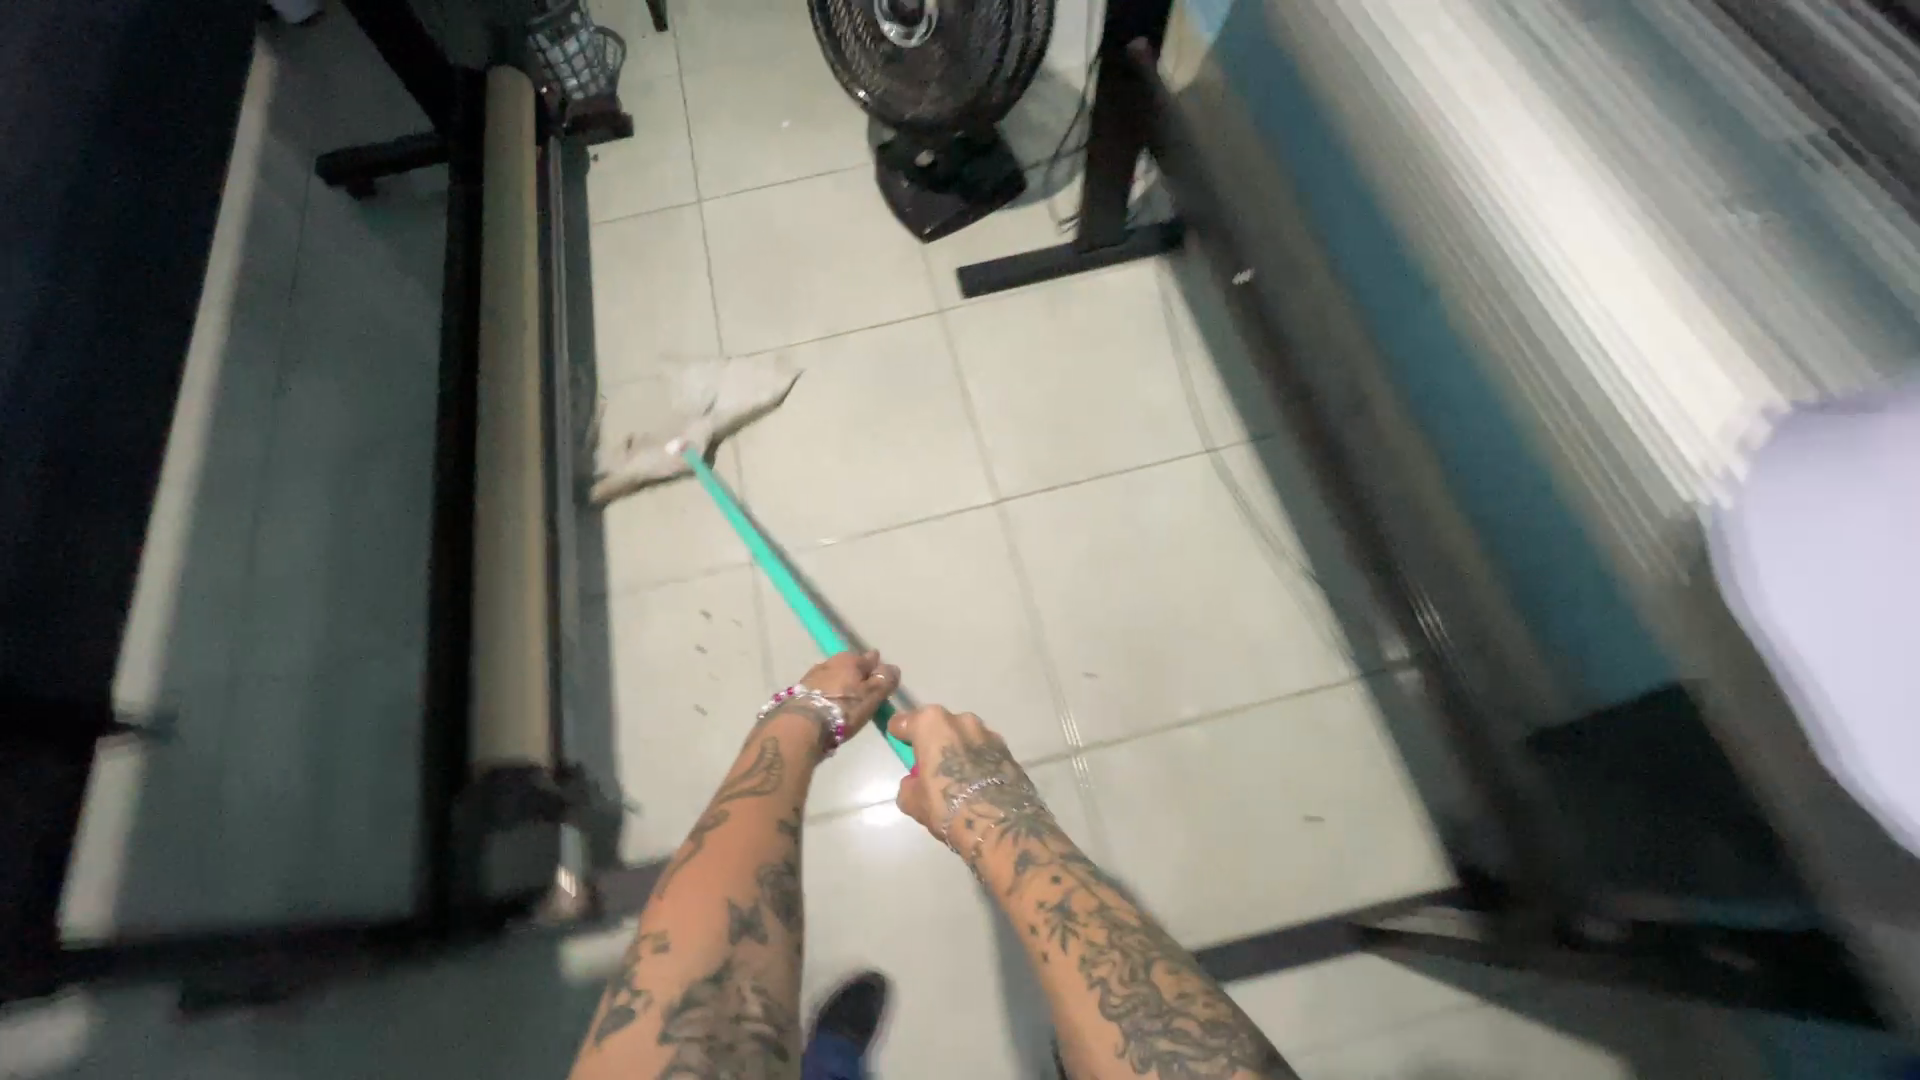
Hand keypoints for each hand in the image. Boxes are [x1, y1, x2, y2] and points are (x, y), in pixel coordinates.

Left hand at [793, 650, 899, 740]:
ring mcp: (812, 675)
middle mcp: (830, 662)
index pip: (870, 658)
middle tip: (862, 692)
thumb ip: (885, 680)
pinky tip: (827, 707)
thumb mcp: (872, 696)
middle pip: (849, 665)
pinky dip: (825, 695)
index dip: (876, 668)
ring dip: (839, 684)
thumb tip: (892, 667)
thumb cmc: (843, 709)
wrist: (801, 726)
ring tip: (844, 701)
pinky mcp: (799, 691)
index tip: (879, 680)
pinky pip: (819, 689)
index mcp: (850, 660)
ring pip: (832, 676)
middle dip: (856, 675)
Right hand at [890, 706, 1040, 850]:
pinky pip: (984, 751)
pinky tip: (978, 783)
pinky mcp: (1007, 749)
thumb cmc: (948, 804)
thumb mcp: (913, 801)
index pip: (905, 721)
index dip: (900, 734)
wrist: (999, 822)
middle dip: (934, 742)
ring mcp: (988, 732)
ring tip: (958, 778)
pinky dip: (978, 760)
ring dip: (959, 750)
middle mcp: (961, 719)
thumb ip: (909, 785)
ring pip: (964, 737)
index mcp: (932, 723)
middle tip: (931, 767)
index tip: (900, 745)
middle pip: (939, 726)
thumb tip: (915, 783)